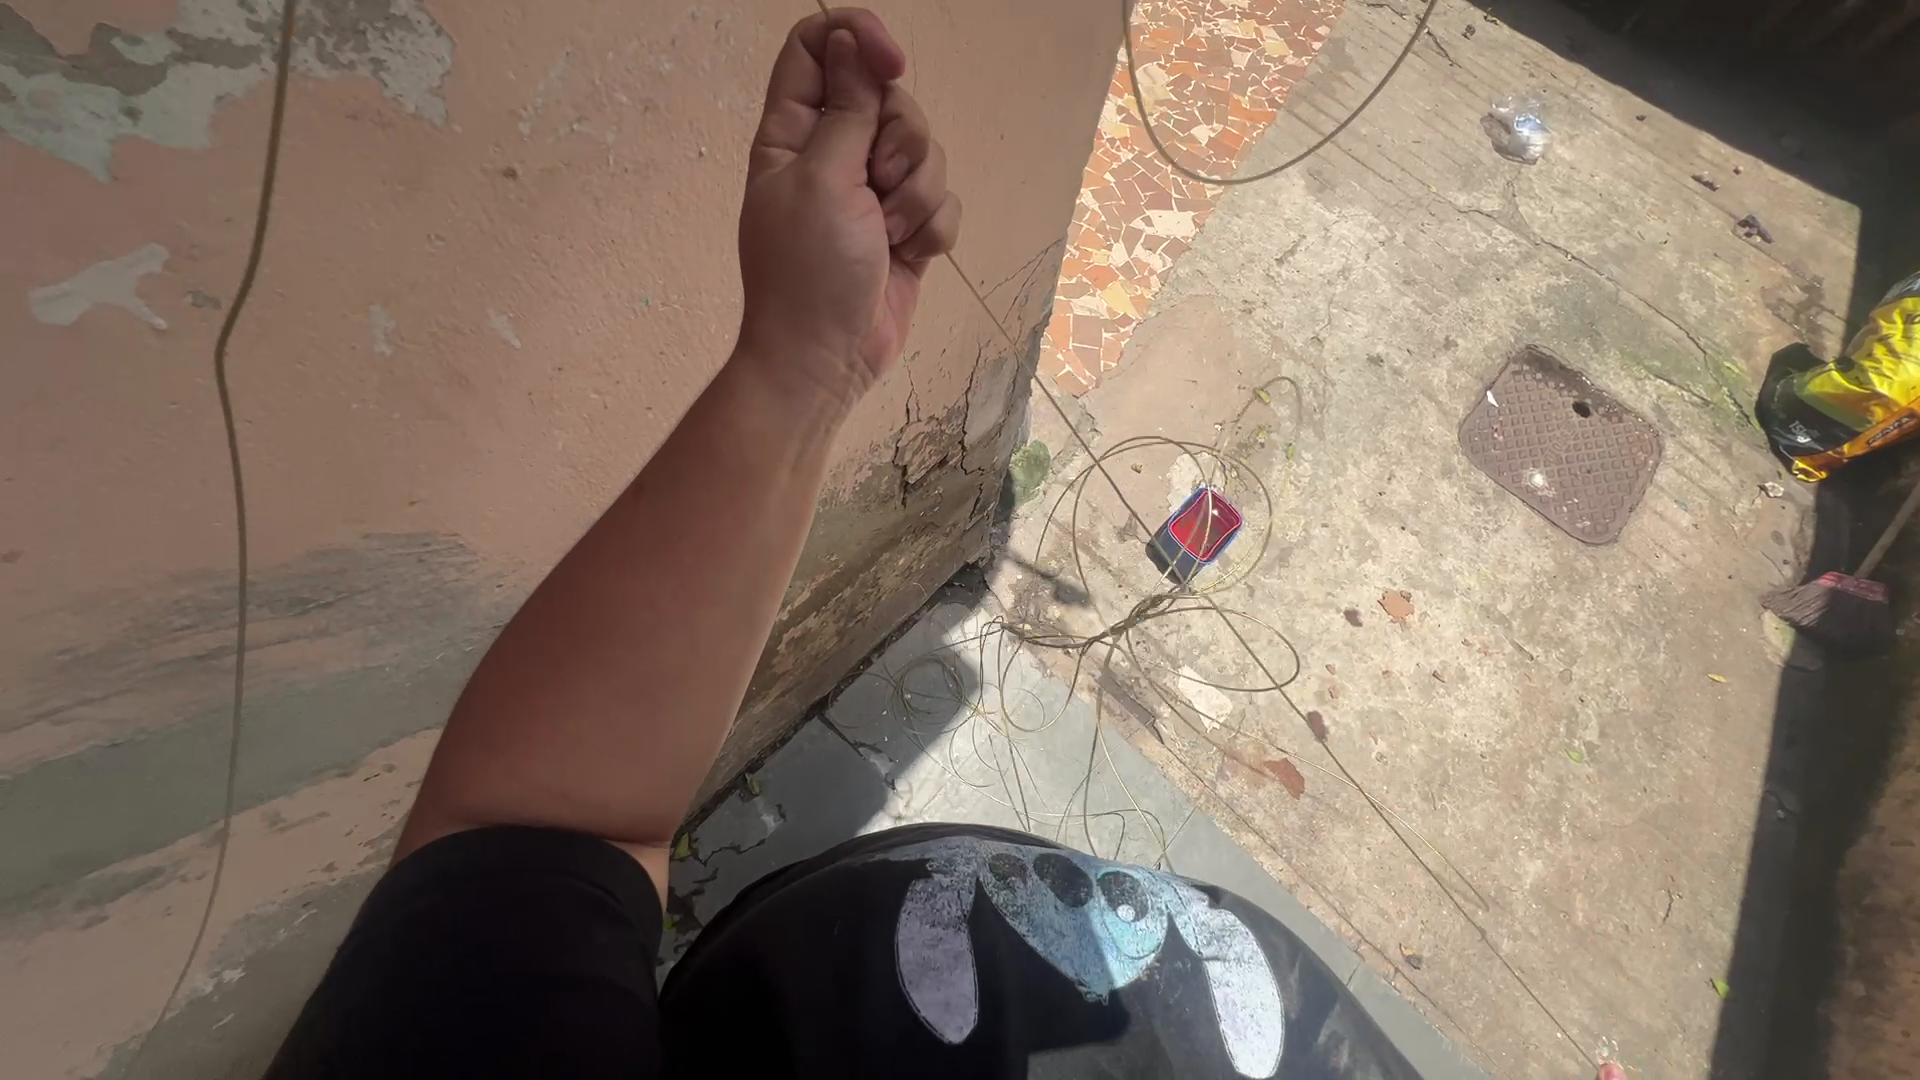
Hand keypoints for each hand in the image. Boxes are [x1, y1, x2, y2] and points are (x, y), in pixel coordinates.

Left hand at [735, 9, 962, 403]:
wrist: (828, 358)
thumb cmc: (809, 272)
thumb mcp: (821, 179)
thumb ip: (845, 108)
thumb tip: (848, 40)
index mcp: (794, 133)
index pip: (818, 47)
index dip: (857, 39)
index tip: (892, 65)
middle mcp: (835, 156)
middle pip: (889, 100)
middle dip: (899, 141)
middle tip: (879, 183)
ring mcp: (875, 197)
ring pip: (924, 154)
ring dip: (917, 194)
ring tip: (890, 235)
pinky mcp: (908, 233)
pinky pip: (942, 204)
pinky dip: (933, 229)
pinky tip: (911, 256)